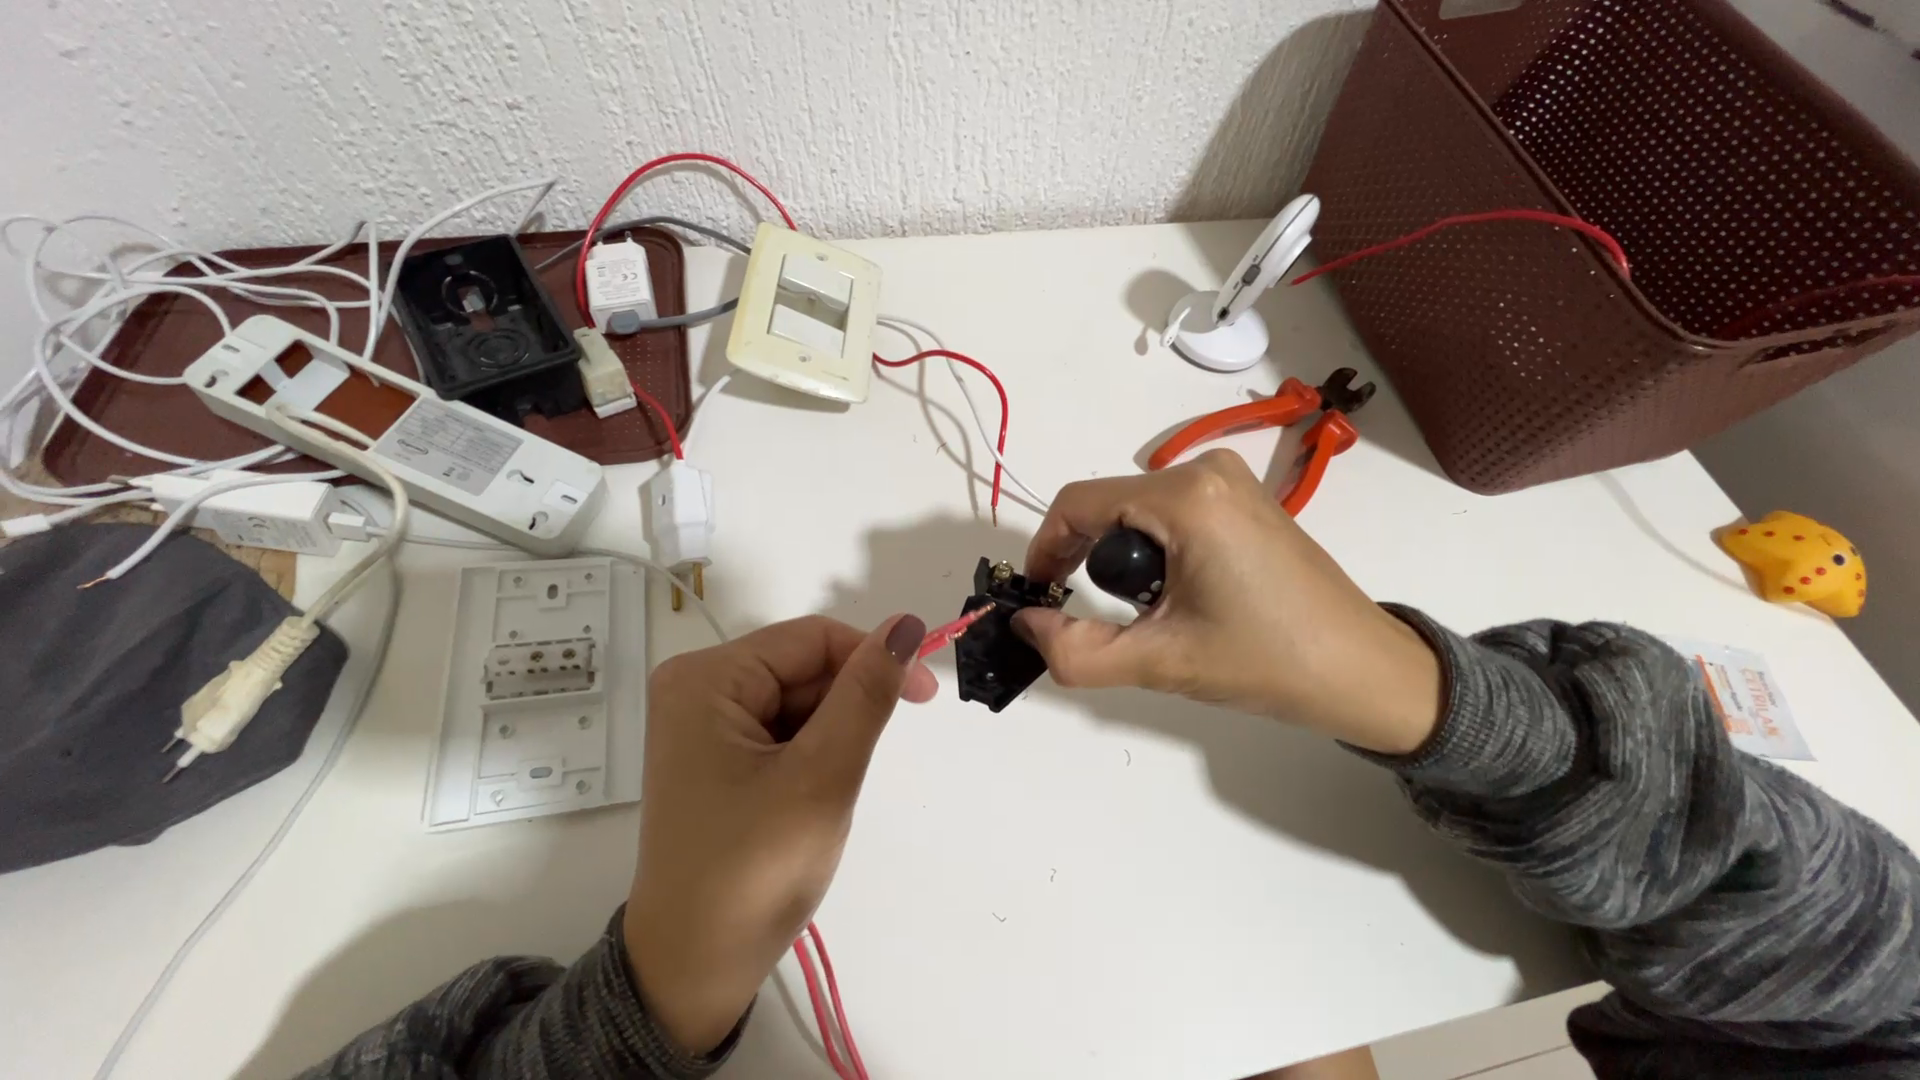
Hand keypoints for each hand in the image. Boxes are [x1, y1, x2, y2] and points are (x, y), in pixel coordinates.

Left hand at [622, 614, 934, 1053]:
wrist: (694, 970)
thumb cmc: (755, 871)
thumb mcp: (823, 776)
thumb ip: (867, 694)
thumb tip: (907, 624)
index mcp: (707, 679)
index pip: (813, 639)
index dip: (874, 657)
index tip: (926, 695)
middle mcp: (697, 689)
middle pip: (802, 667)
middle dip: (846, 708)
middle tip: (858, 768)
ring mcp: (702, 725)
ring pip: (798, 701)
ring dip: (831, 735)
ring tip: (827, 791)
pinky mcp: (714, 757)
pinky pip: (782, 730)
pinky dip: (812, 754)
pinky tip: (809, 795)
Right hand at [1016, 450, 1441, 754]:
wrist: (1364, 671)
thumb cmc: (1265, 662)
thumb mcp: (1161, 661)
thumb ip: (1076, 650)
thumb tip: (1024, 624)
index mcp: (1186, 497)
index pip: (1078, 503)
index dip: (1045, 548)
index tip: (1040, 595)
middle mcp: (1205, 471)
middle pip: (1109, 506)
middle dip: (1094, 562)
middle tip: (1117, 617)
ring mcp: (1230, 481)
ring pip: (1137, 512)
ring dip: (1127, 562)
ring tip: (1159, 614)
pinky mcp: (1244, 499)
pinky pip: (1170, 514)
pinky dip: (1156, 552)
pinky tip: (1184, 596)